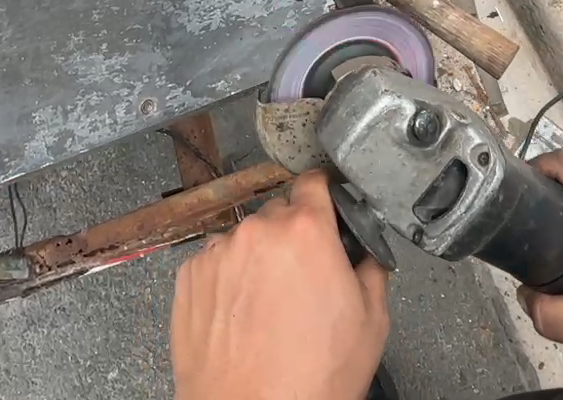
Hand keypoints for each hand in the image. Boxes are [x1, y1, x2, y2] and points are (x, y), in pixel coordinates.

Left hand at [171, 170, 389, 399]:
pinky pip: (215, 261)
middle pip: (279, 212)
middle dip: (292, 236)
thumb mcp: (371, 323)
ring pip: (246, 238)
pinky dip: (227, 279)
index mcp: (306, 230)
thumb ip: (371, 269)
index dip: (323, 196)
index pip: (314, 182)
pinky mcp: (191, 274)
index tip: (324, 207)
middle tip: (301, 278)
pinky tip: (241, 313)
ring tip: (268, 305)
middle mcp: (260, 229)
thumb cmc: (309, 379)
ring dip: (257, 257)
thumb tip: (365, 254)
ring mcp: (220, 250)